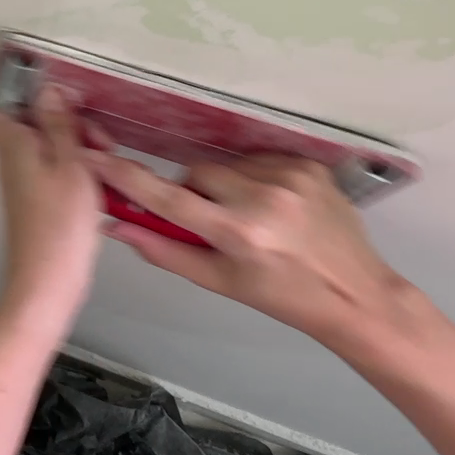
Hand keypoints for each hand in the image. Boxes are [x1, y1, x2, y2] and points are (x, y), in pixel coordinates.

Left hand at [0, 87, 104, 321]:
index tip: (67, 106)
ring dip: (77, 151)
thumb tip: (46, 90)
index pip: (1, 109)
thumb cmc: (60, 223)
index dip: (30, 101)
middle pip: (32, 127)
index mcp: (13, 145)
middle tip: (99, 143)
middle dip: (67, 126)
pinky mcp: (34, 203)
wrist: (47, 281)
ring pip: (47, 150)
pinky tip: (98, 188)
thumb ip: (58, 124)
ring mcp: (21, 184)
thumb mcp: (71, 163)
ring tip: (106, 167)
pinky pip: (52, 173)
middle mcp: (10, 162)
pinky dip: (75, 174)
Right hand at [81, 152, 414, 343]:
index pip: (168, 199)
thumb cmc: (282, 296)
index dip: (126, 178)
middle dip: (195, 194)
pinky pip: (257, 160)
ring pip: (226, 166)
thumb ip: (164, 251)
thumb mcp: (220, 282)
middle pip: (196, 174)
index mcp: (239, 233)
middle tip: (214, 222)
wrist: (358, 295)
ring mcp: (290, 177)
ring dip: (226, 185)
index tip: (96, 159)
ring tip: (252, 215)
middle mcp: (264, 199)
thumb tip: (117, 225)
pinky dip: (255, 178)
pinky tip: (274, 204)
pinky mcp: (309, 165)